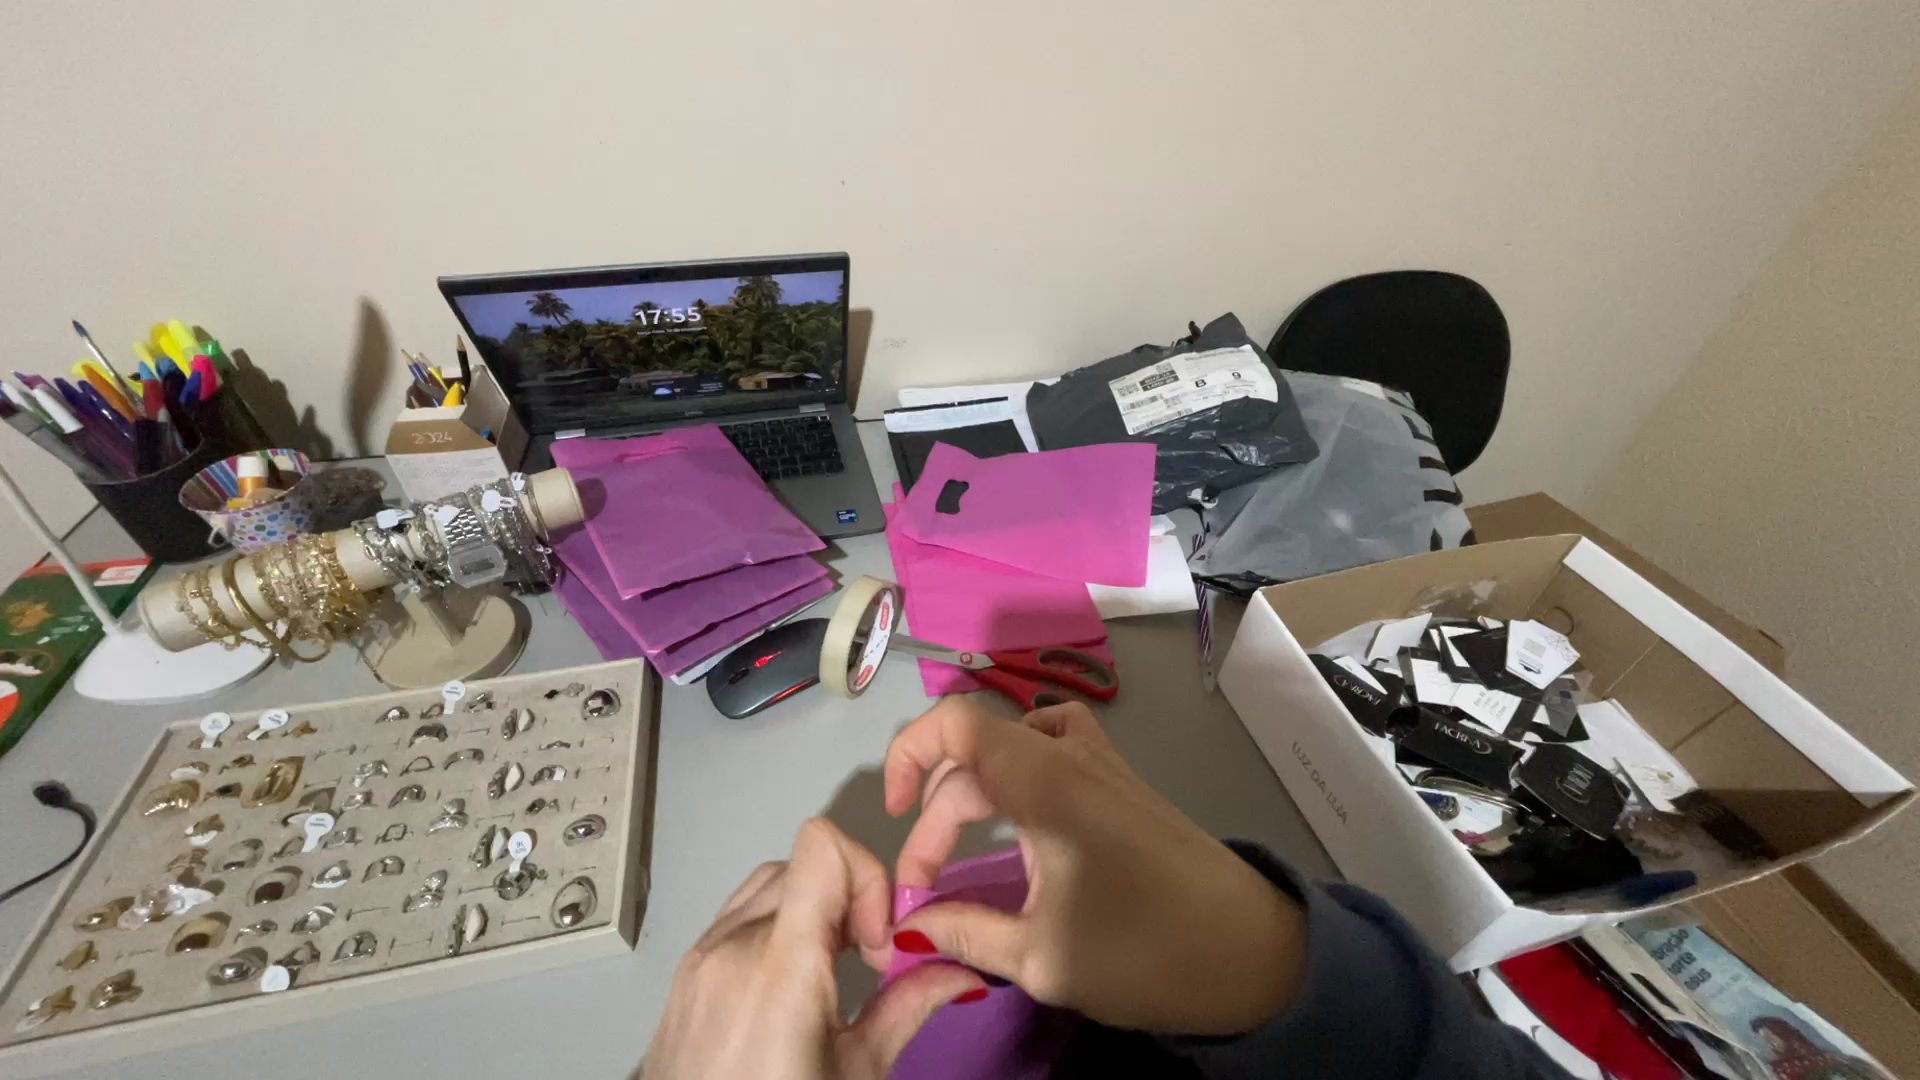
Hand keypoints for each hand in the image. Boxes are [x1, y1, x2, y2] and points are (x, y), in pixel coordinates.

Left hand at [644, 818, 983, 1078]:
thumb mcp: (857, 1077)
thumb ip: (909, 1005)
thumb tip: (964, 968)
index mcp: (780, 964)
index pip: (822, 845)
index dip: (866, 875)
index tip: (877, 940)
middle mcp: (733, 940)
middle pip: (808, 863)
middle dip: (850, 899)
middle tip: (865, 963)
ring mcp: (701, 951)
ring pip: (774, 879)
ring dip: (814, 904)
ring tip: (829, 969)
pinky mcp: (684, 969)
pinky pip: (741, 910)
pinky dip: (778, 921)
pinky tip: (789, 981)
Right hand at [884, 698, 1307, 1035]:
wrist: (1250, 953)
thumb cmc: (1144, 952)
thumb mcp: (1041, 957)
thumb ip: (964, 932)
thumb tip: (907, 926)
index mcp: (1044, 781)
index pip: (955, 725)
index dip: (908, 754)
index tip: (893, 816)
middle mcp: (1068, 753)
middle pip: (976, 754)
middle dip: (937, 814)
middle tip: (926, 885)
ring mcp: (1099, 759)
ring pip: (1010, 745)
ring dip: (974, 786)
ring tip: (962, 838)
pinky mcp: (1117, 777)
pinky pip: (1054, 741)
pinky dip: (1020, 762)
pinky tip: (1021, 803)